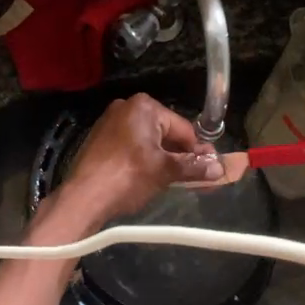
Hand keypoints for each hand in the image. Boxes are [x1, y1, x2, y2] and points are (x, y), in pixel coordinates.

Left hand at [59, 94, 221, 221]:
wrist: (84, 197)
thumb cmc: (128, 177)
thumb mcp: (165, 171)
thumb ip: (194, 167)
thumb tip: (220, 168)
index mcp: (144, 106)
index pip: (183, 128)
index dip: (198, 150)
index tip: (210, 169)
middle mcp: (126, 107)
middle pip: (166, 133)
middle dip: (180, 155)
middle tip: (193, 178)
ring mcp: (110, 122)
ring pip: (149, 141)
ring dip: (163, 159)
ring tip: (174, 181)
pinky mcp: (101, 140)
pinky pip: (132, 147)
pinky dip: (144, 160)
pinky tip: (150, 178)